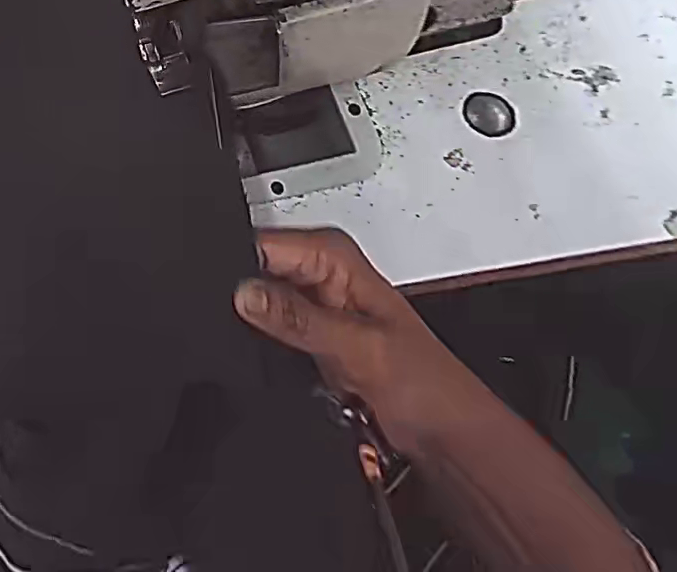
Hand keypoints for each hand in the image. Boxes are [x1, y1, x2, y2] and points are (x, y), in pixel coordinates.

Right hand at [235, 227, 492, 454]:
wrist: (444, 432)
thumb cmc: (428, 383)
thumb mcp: (358, 347)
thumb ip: (298, 318)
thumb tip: (246, 293)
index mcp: (334, 254)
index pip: (266, 244)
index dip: (241, 270)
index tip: (232, 298)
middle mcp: (321, 270)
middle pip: (257, 269)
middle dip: (246, 297)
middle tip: (267, 331)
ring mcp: (313, 303)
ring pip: (258, 300)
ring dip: (255, 323)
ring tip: (286, 350)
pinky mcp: (307, 333)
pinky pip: (267, 328)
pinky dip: (264, 342)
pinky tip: (278, 359)